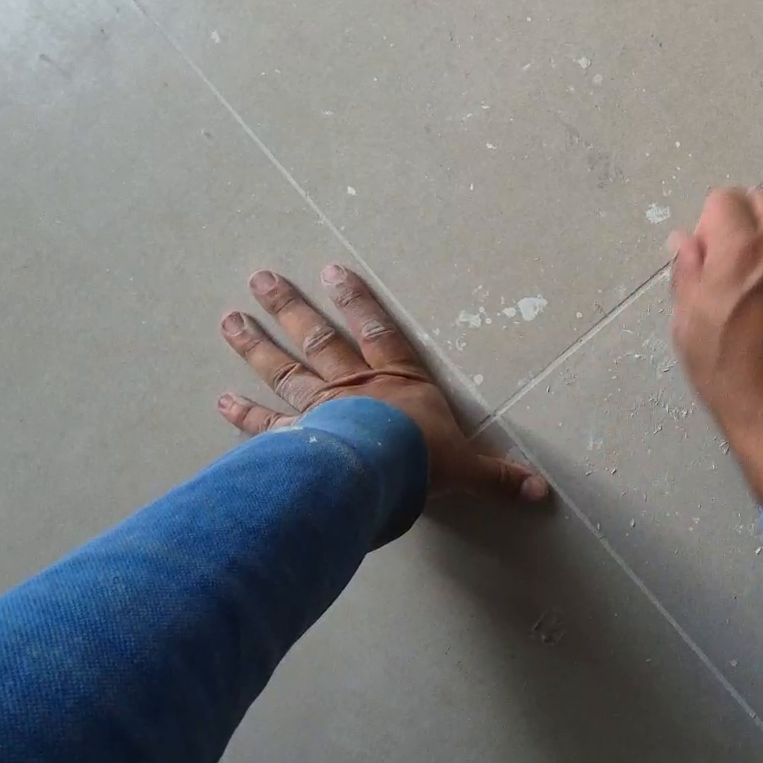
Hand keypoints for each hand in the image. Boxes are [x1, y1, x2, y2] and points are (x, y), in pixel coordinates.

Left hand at [218, 265, 549, 503]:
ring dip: (257, 346)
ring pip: (286, 372)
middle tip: (260, 279)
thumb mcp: (470, 468)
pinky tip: (221, 398)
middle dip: (291, 309)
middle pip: (319, 341)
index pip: (378, 333)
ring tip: (230, 319)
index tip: (331, 270)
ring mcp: (321, 412)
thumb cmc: (425, 461)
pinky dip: (244, 414)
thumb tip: (541, 492)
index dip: (357, 302)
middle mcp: (355, 388)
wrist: (382, 477)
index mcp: (398, 383)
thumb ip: (499, 478)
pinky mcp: (297, 442)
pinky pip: (267, 426)